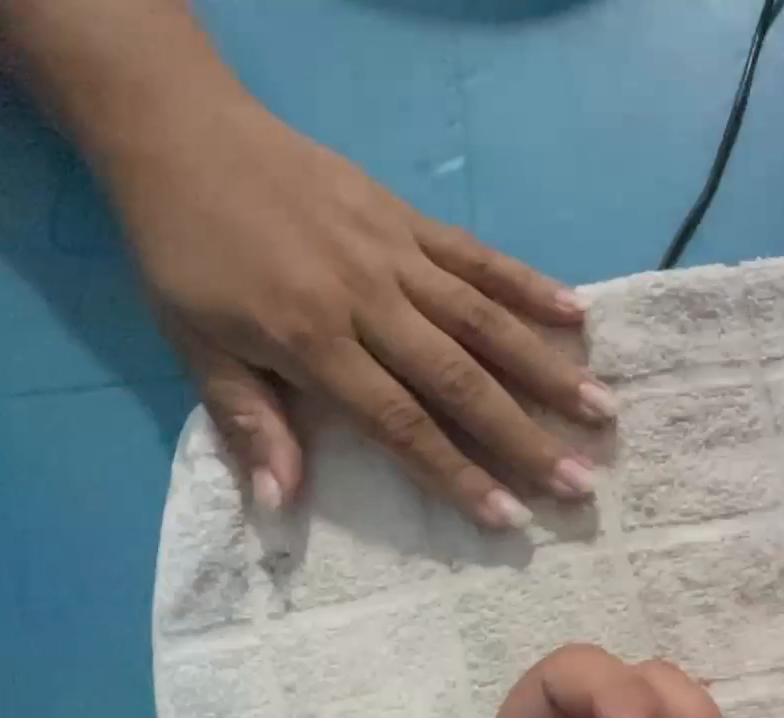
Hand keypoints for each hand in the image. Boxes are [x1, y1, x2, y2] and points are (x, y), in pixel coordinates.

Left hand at [105, 97, 615, 528]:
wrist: (181, 132)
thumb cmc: (185, 253)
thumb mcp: (194, 344)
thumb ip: (249, 422)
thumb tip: (282, 504)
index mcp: (313, 340)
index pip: (400, 422)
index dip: (457, 475)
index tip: (511, 518)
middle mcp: (368, 302)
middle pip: (460, 380)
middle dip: (523, 437)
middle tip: (581, 482)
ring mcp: (398, 256)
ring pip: (484, 321)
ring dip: (547, 369)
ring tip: (602, 410)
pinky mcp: (411, 220)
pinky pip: (478, 257)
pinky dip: (528, 285)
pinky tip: (578, 314)